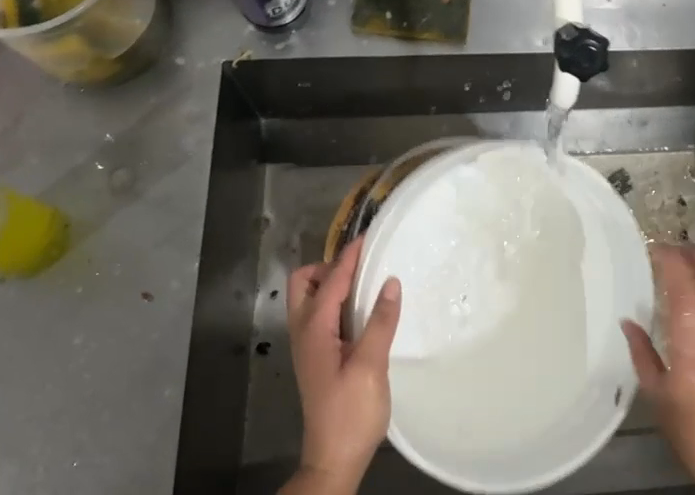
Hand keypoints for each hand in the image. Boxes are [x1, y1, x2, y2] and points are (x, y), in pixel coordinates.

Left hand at [284, 237, 401, 494]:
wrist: (334, 459)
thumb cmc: (351, 413)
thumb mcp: (371, 366)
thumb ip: (380, 322)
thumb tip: (390, 281)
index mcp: (314, 329)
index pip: (331, 280)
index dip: (350, 256)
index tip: (369, 236)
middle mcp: (304, 332)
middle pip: (304, 283)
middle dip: (329, 267)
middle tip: (361, 268)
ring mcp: (308, 346)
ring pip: (309, 299)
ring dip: (331, 284)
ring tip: (364, 285)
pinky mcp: (317, 358)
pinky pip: (320, 315)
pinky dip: (336, 302)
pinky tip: (361, 312)